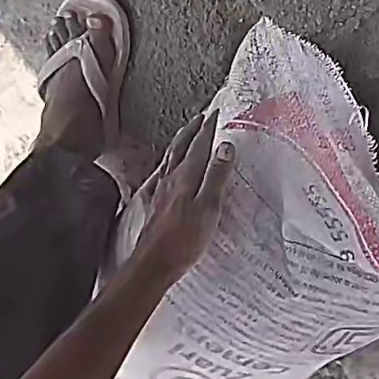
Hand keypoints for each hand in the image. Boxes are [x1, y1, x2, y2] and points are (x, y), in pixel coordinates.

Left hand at [129, 111, 235, 282]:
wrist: (154, 264)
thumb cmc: (184, 238)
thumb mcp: (209, 206)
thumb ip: (217, 175)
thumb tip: (225, 146)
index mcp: (186, 175)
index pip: (199, 144)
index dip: (208, 127)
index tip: (216, 113)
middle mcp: (171, 178)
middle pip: (181, 146)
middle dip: (192, 129)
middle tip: (201, 117)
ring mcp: (161, 190)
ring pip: (171, 157)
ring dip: (180, 141)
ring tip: (187, 133)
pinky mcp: (156, 203)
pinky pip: (163, 173)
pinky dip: (169, 162)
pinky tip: (168, 168)